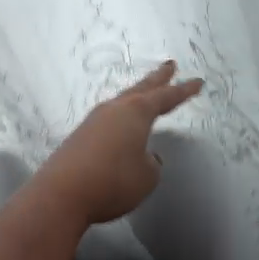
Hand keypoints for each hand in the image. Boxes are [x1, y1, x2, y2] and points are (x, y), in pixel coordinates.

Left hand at [22, 60, 201, 229]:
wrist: (61, 194)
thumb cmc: (113, 181)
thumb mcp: (147, 176)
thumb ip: (151, 163)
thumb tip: (145, 156)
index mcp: (137, 112)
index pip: (166, 97)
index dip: (183, 90)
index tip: (198, 81)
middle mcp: (115, 110)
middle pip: (141, 88)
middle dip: (158, 77)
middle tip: (170, 65)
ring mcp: (94, 121)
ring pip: (122, 102)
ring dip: (136, 95)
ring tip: (145, 92)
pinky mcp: (80, 137)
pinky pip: (108, 120)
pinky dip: (120, 117)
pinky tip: (120, 127)